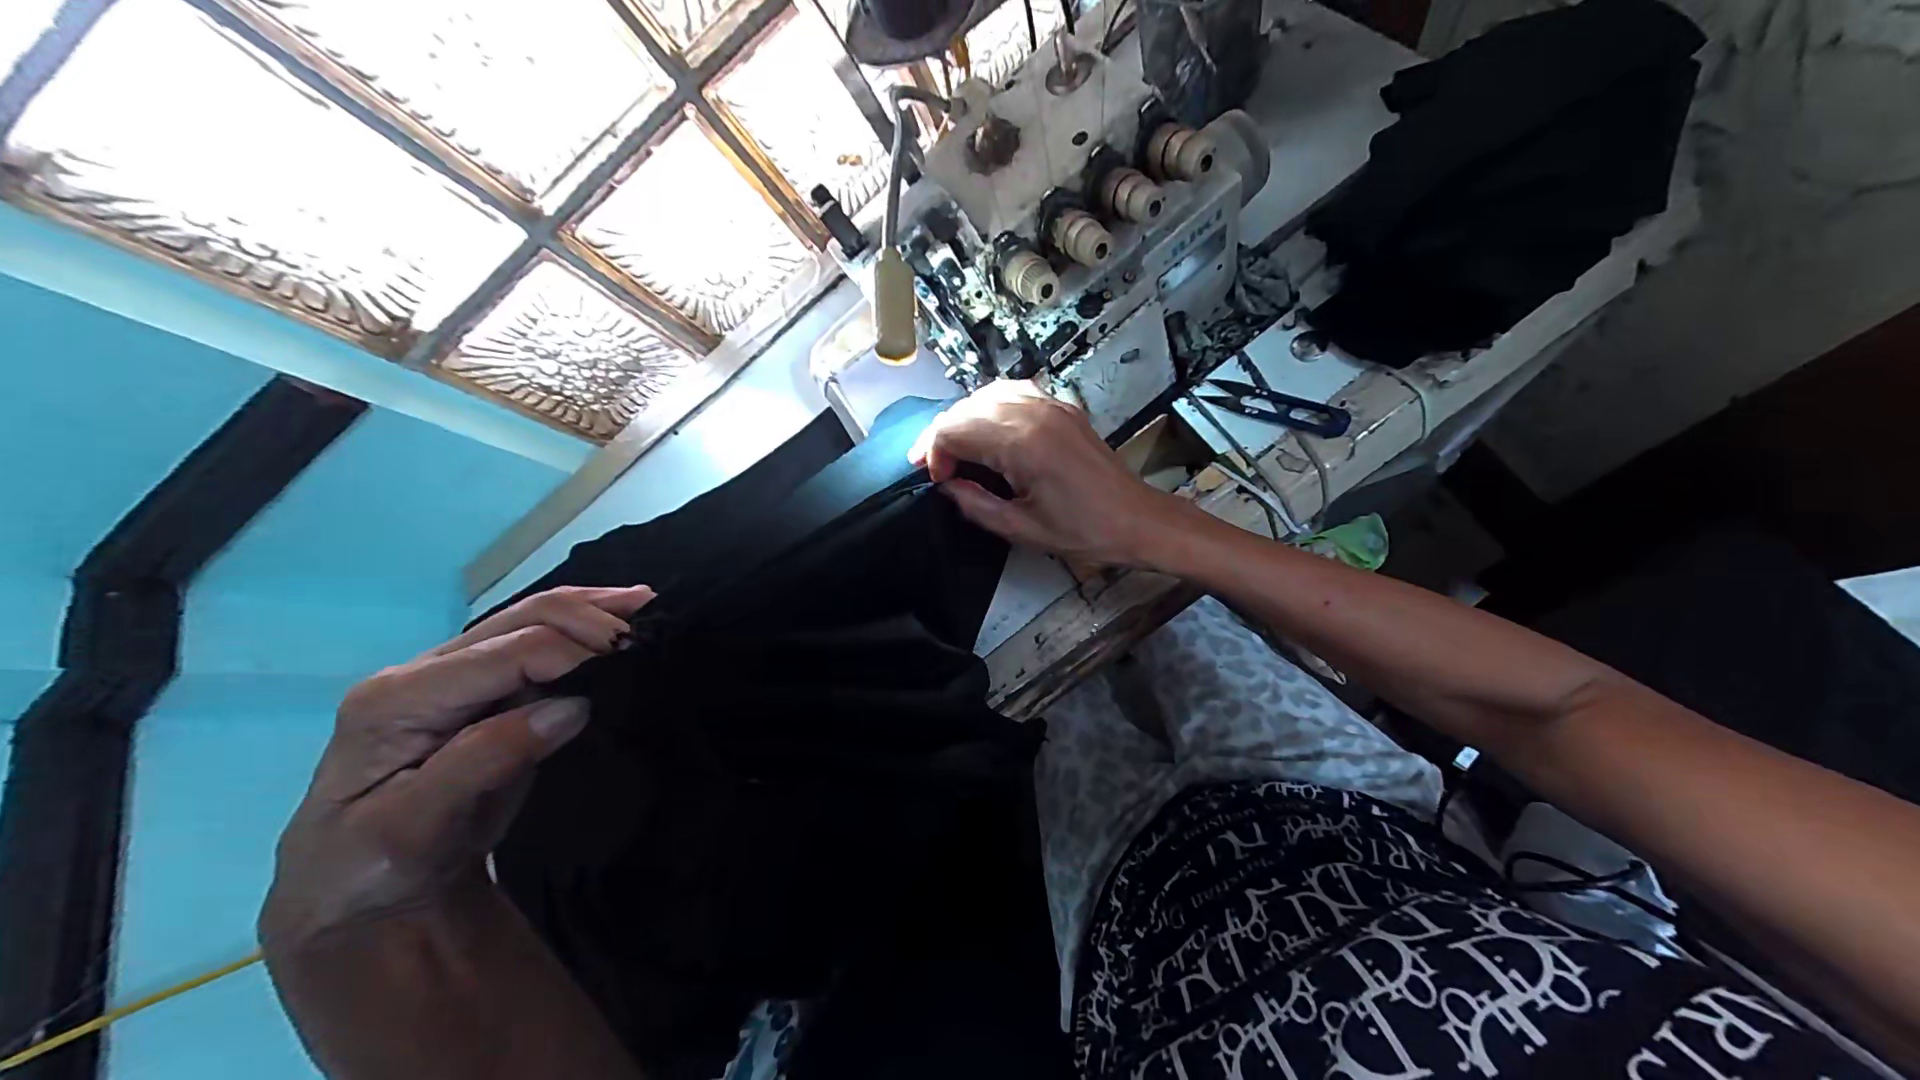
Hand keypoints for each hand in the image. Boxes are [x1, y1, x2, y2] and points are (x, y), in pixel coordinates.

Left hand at [261, 585, 655, 948]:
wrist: (356, 891)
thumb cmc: (373, 866)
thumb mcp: (415, 827)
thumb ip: (486, 759)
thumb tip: (570, 707)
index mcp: (399, 698)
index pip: (508, 653)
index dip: (575, 649)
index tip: (632, 658)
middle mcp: (423, 672)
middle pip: (520, 620)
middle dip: (588, 615)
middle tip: (650, 623)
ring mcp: (451, 675)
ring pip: (529, 620)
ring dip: (589, 609)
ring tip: (644, 602)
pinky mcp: (479, 688)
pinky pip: (535, 642)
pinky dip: (580, 627)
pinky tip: (615, 619)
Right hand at [908, 379, 1191, 566]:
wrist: (1138, 520)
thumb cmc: (1085, 531)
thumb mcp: (1021, 529)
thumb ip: (975, 504)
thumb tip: (946, 486)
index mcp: (1022, 443)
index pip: (955, 429)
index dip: (934, 453)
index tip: (936, 480)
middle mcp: (1034, 413)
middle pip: (966, 408)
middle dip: (942, 435)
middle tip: (935, 467)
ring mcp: (1051, 404)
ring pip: (987, 394)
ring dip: (964, 419)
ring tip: (955, 449)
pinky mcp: (1062, 407)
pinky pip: (1014, 392)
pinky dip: (990, 406)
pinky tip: (986, 428)